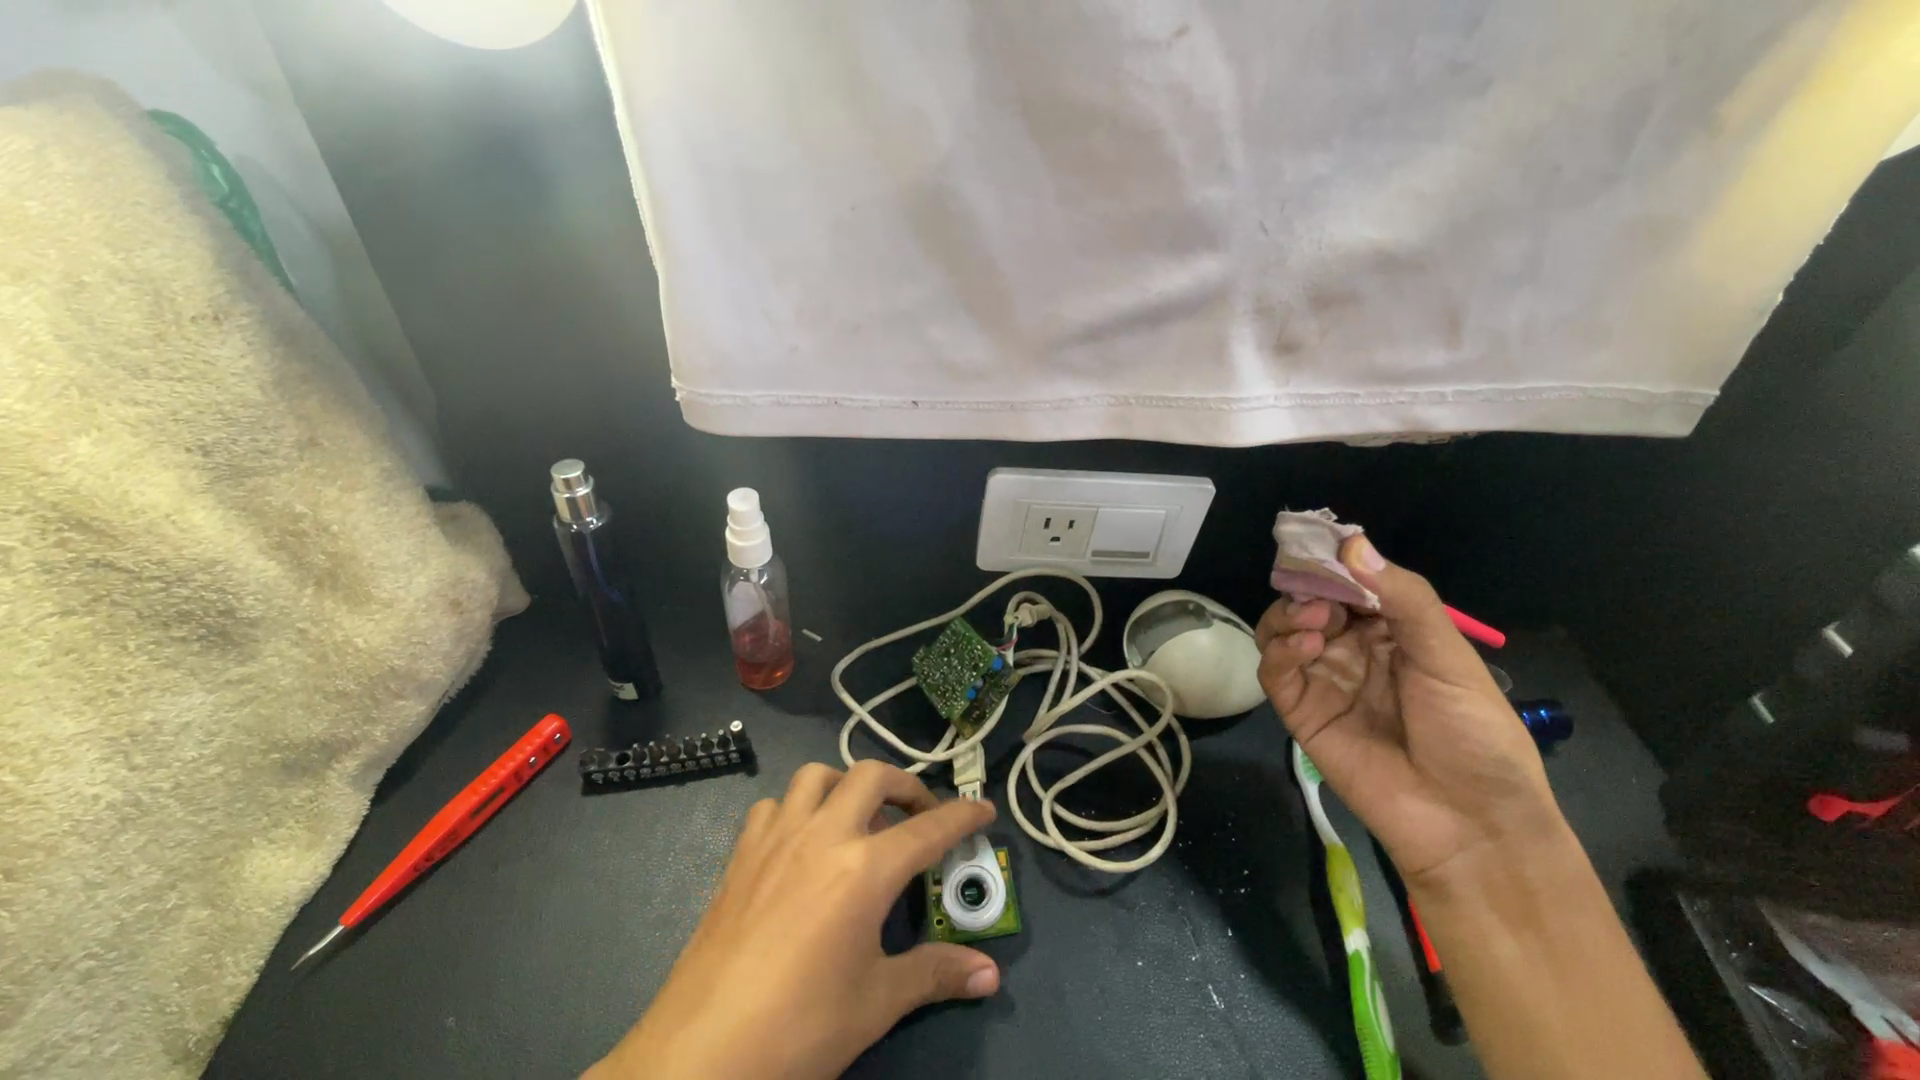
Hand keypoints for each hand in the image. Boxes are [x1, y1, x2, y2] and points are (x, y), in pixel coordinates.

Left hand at [586, 762, 999, 1079]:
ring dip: (847, 784)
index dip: (963, 816)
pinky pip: (773, 806)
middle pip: (871, 776)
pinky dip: (797, 807)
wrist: (703, 1051)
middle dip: (906, 785)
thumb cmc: (801, 1026)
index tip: (984, 809)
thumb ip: (935, 974)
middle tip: (920, 816)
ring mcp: (775, 840)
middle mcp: (822, 836)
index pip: (928, 828)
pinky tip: (803, 844)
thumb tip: (990, 975)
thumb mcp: (877, 1002)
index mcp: (864, 869)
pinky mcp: (740, 856)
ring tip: (860, 818)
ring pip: (815, 776)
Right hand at [1254, 534, 1565, 888]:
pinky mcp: (1302, 714)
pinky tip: (1305, 646)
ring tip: (1313, 621)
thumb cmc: (1474, 734)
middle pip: (1311, 603)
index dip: (1334, 565)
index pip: (1352, 584)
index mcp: (1396, 633)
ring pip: (1283, 632)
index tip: (1319, 546)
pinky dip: (1279, 651)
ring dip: (1289, 615)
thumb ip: (1403, 598)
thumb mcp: (1449, 656)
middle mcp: (1355, 651)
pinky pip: (1275, 673)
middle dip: (1309, 589)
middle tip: (1320, 596)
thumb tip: (1352, 543)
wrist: (1469, 823)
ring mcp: (1326, 682)